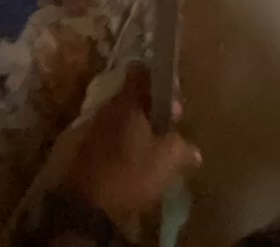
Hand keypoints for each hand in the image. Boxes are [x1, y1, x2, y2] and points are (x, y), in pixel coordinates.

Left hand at [59, 64, 200, 224]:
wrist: (84, 208)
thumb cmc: (129, 173)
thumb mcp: (167, 160)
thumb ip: (183, 149)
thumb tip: (195, 152)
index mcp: (128, 101)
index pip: (143, 71)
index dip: (162, 80)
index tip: (175, 98)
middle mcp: (109, 108)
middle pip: (136, 96)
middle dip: (156, 108)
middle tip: (172, 127)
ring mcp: (95, 129)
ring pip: (125, 118)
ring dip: (142, 129)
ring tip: (158, 149)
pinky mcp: (87, 151)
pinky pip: (114, 137)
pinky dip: (128, 145)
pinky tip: (139, 163)